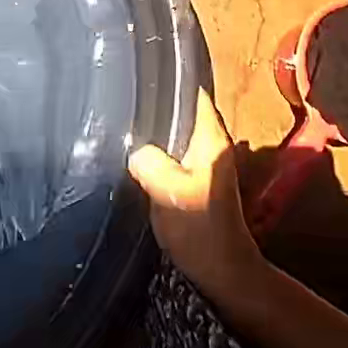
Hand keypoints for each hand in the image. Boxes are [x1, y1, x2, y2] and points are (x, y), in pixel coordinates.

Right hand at [128, 89, 264, 298]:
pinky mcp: (197, 179)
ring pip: (177, 133)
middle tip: (124, 98)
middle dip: (157, 104)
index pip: (194, 92)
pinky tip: (137, 156)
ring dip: (157, 130)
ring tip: (125, 124)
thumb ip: (149, 162)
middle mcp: (213, 143)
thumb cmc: (200, 230)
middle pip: (183, 110)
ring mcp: (207, 161)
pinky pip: (174, 152)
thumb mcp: (168, 192)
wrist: (224, 273)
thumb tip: (134, 148)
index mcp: (211, 137)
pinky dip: (158, 150)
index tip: (142, 73)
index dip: (170, 78)